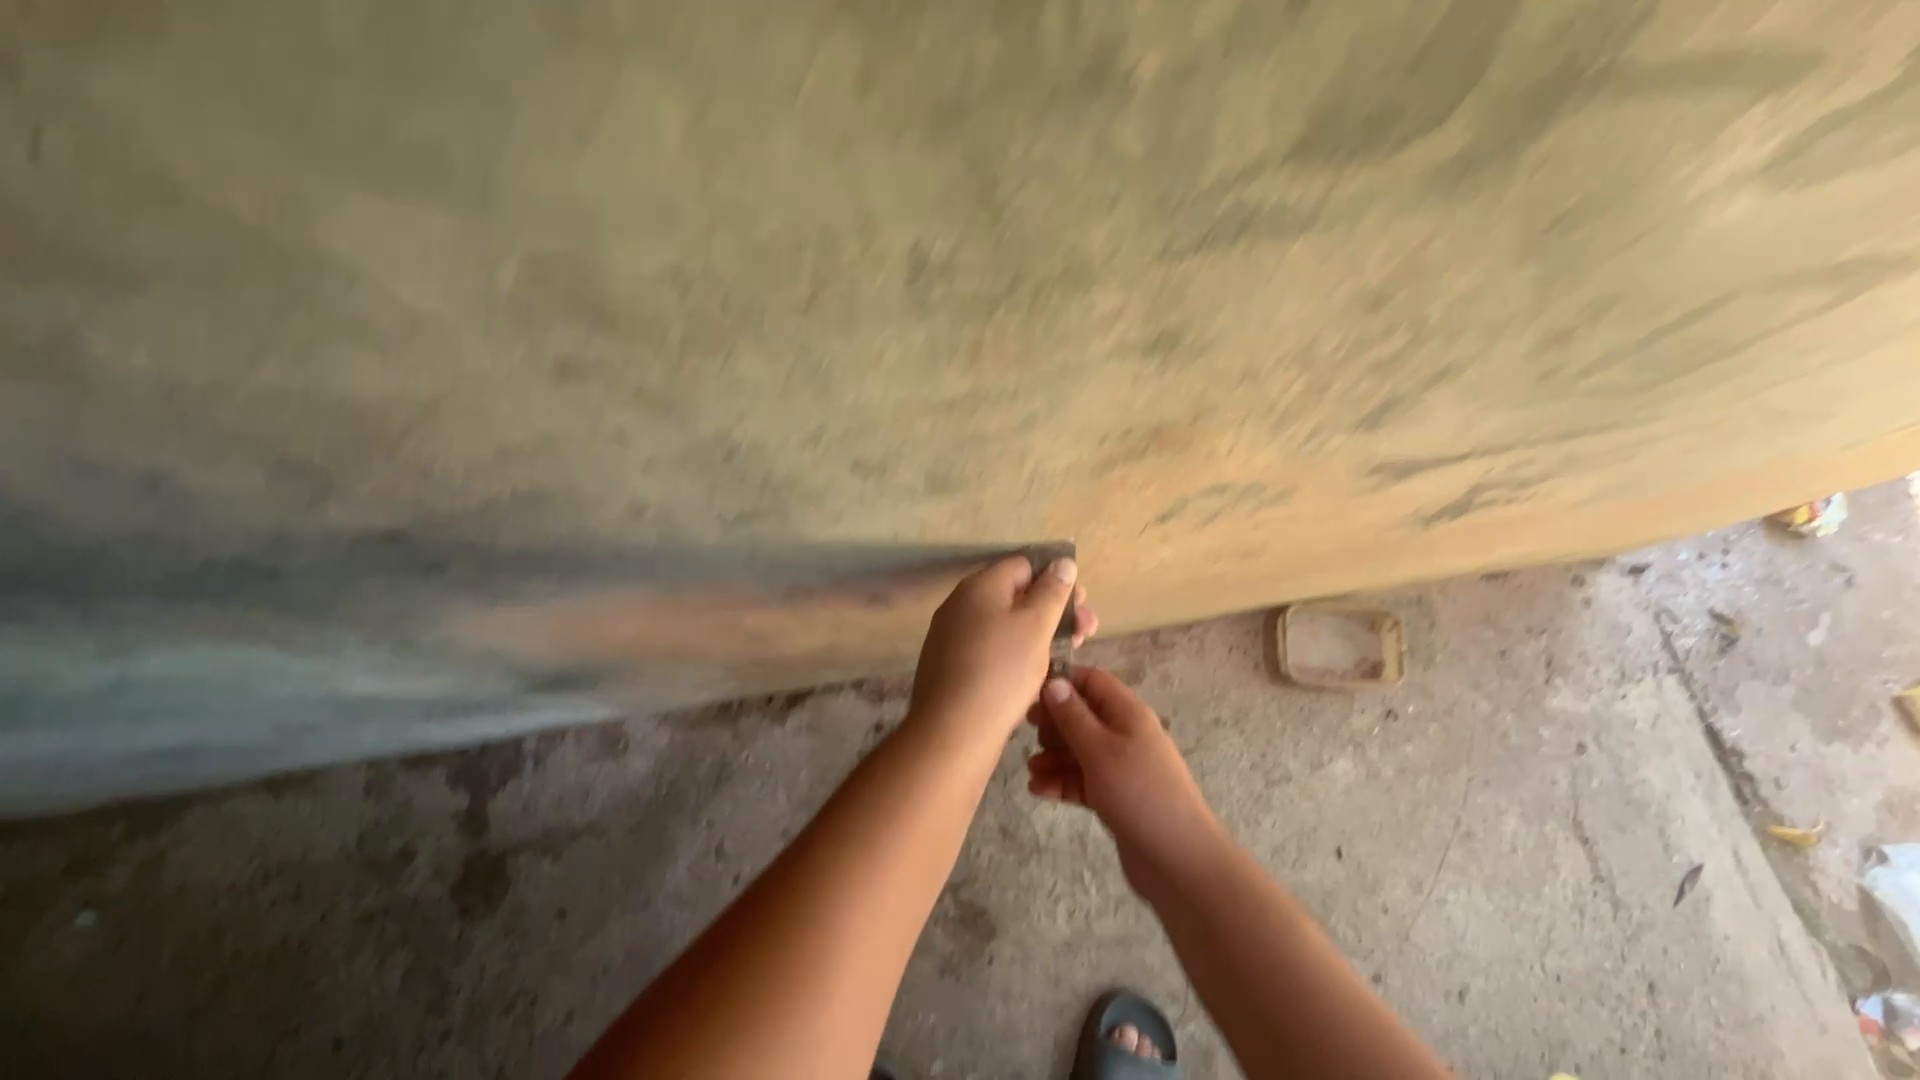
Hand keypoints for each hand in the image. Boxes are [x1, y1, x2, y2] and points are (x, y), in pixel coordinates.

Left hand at [908, 554, 1097, 740]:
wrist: (952, 730)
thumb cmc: (1001, 671)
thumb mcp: (1036, 626)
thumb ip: (1052, 591)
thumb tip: (1062, 562)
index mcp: (980, 586)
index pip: (1023, 566)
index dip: (1055, 579)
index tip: (1081, 603)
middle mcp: (960, 605)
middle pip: (1015, 597)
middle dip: (1054, 612)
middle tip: (1086, 633)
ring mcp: (952, 637)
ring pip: (1005, 626)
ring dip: (1039, 636)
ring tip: (1067, 656)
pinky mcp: (951, 667)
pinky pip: (990, 650)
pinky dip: (1016, 655)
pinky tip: (1037, 676)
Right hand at [1027, 668, 1225, 895]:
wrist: (1176, 857)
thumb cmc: (1138, 792)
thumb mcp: (1100, 749)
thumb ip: (1073, 716)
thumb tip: (1053, 682)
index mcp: (1127, 713)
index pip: (1092, 681)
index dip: (1062, 683)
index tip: (1031, 696)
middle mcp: (1124, 734)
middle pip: (1082, 716)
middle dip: (1054, 723)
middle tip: (1029, 734)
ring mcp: (1120, 767)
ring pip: (1079, 751)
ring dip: (1053, 756)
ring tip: (1031, 769)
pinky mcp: (1114, 796)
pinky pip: (1082, 780)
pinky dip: (1061, 782)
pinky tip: (1038, 790)